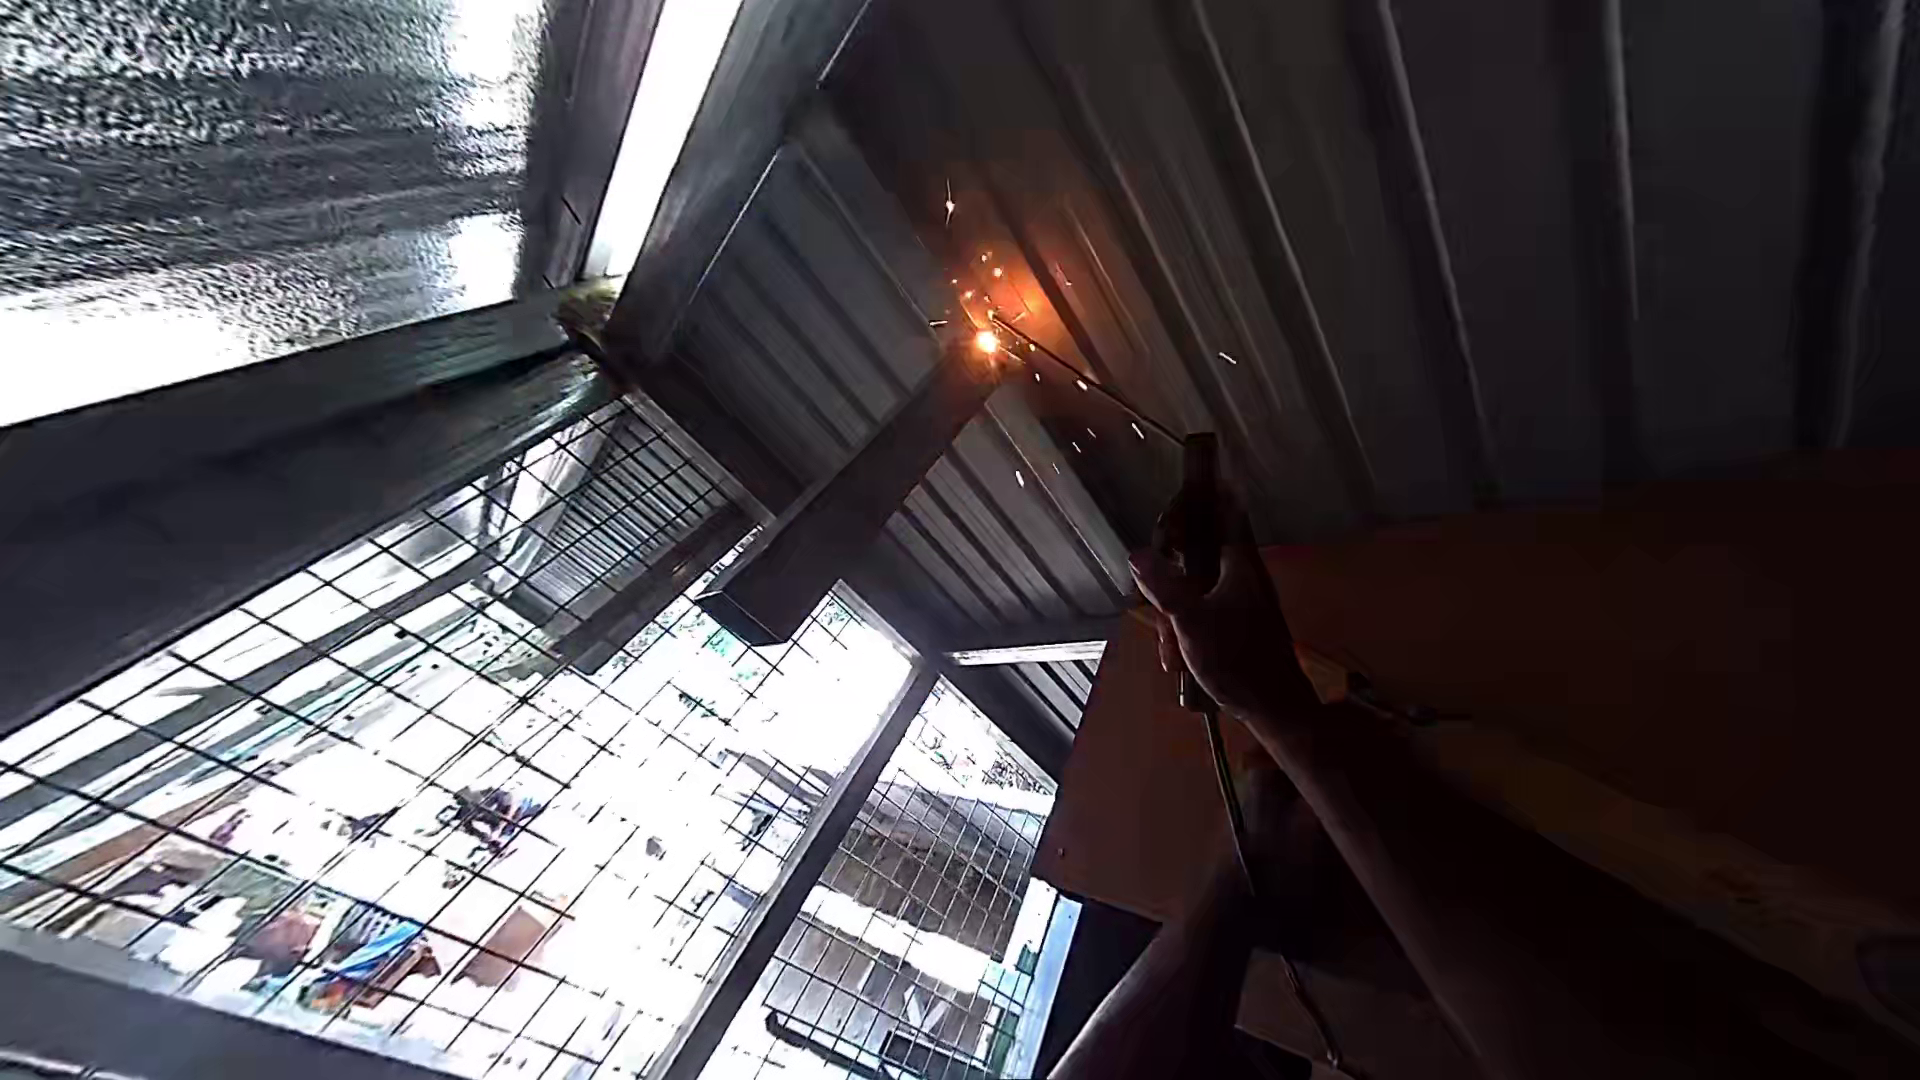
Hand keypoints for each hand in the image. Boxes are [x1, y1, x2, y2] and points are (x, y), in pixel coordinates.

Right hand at [1128, 506, 1313, 717]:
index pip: (1223, 509)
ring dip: (1171, 601)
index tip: (1172, 505)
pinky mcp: (1234, 616)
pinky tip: (1173, 649)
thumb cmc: (1238, 661)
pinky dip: (1181, 618)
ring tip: (1166, 641)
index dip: (1199, 497)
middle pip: (1197, 544)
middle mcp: (1239, 571)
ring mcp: (1237, 594)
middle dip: (1168, 562)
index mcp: (1237, 563)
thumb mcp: (1192, 622)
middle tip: (1148, 584)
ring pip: (1193, 578)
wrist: (1274, 707)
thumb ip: (1164, 586)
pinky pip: (1198, 602)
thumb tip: (1136, 553)